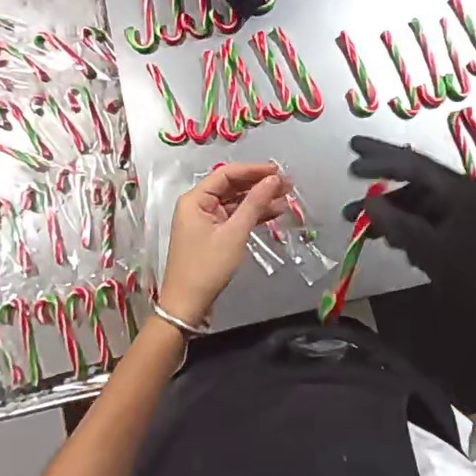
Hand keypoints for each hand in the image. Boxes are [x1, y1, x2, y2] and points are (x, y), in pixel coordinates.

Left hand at [158, 163, 288, 323]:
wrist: (187, 304)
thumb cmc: (207, 267)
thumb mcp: (234, 234)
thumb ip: (254, 204)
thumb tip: (273, 180)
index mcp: (195, 200)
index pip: (227, 174)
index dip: (253, 170)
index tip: (278, 171)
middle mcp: (197, 206)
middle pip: (231, 187)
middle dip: (259, 185)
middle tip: (288, 185)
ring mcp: (204, 221)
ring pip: (234, 203)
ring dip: (259, 200)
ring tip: (287, 198)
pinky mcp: (211, 235)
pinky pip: (233, 218)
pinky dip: (251, 216)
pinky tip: (273, 213)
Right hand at [342, 136, 475, 370]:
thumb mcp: (430, 252)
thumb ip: (397, 225)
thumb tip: (367, 202)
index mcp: (462, 191)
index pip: (414, 165)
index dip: (379, 159)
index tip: (351, 155)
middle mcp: (467, 195)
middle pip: (417, 182)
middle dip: (382, 184)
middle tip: (351, 175)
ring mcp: (470, 213)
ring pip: (422, 205)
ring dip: (393, 213)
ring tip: (362, 227)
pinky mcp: (470, 232)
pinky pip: (432, 221)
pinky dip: (410, 228)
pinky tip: (392, 242)